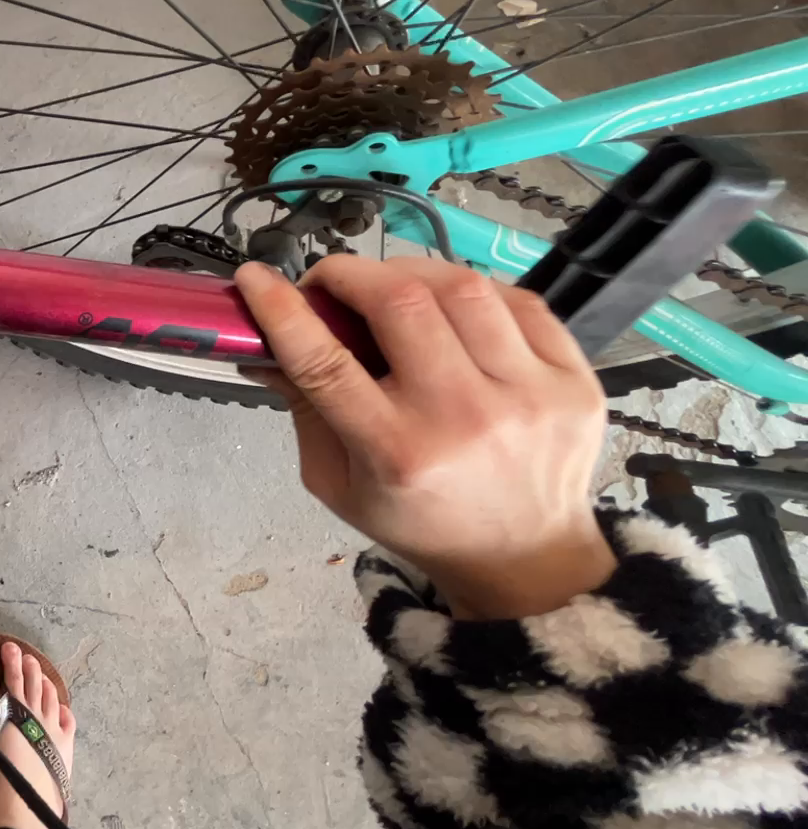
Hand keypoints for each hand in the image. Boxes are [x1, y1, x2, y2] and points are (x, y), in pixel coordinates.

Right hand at [235, 256, 613, 618]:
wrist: (526, 556)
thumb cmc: (412, 520)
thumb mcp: (333, 480)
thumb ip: (303, 410)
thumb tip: (265, 349)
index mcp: (394, 451)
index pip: (325, 362)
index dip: (281, 310)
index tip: (253, 279)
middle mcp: (463, 416)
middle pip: (399, 304)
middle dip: (347, 274)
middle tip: (326, 282)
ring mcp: (530, 393)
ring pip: (461, 288)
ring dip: (405, 271)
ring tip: (382, 285)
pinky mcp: (575, 379)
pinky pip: (520, 300)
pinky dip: (467, 288)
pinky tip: (443, 302)